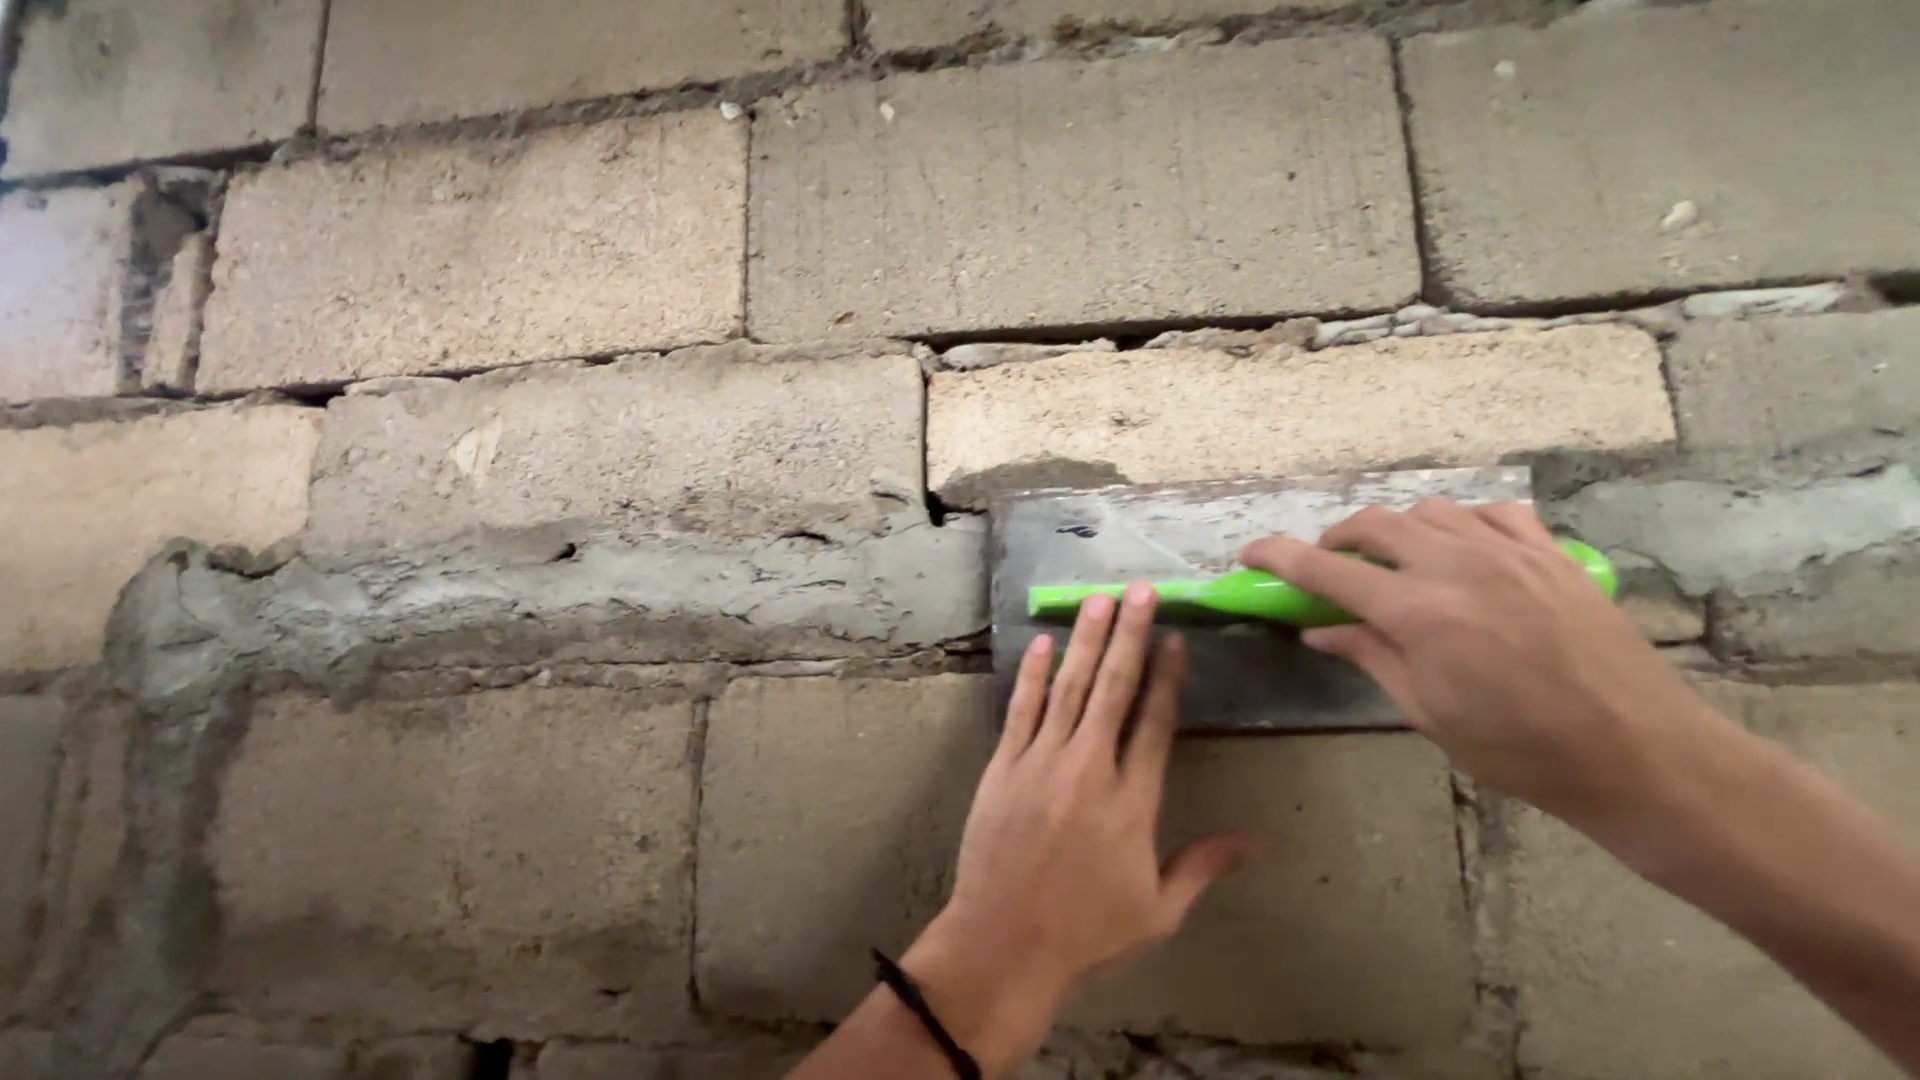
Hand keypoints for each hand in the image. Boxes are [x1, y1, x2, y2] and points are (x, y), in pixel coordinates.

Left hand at [902, 585, 1254, 1074]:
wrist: (1005, 943)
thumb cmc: (1087, 931)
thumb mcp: (1159, 910)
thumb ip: (1205, 864)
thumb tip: (1261, 840)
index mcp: (1133, 802)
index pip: (1156, 723)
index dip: (1167, 676)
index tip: (1175, 638)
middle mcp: (1090, 769)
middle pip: (1113, 689)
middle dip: (1129, 635)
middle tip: (1140, 590)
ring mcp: (1041, 763)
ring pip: (1068, 688)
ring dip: (1084, 640)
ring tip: (1099, 599)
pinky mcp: (1002, 767)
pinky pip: (1020, 710)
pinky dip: (1032, 675)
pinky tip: (1042, 643)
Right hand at [1240, 499, 1717, 831]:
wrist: (1640, 755)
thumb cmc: (1519, 750)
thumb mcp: (1426, 711)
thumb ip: (1368, 655)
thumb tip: (1318, 627)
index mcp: (1417, 613)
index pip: (1326, 568)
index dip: (1279, 556)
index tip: (1250, 551)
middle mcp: (1457, 567)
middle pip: (1374, 524)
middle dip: (1336, 538)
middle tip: (1329, 566)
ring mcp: (1511, 553)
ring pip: (1430, 511)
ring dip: (1396, 529)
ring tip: (1395, 560)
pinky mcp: (1553, 555)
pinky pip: (1493, 513)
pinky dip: (1461, 522)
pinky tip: (1461, 549)